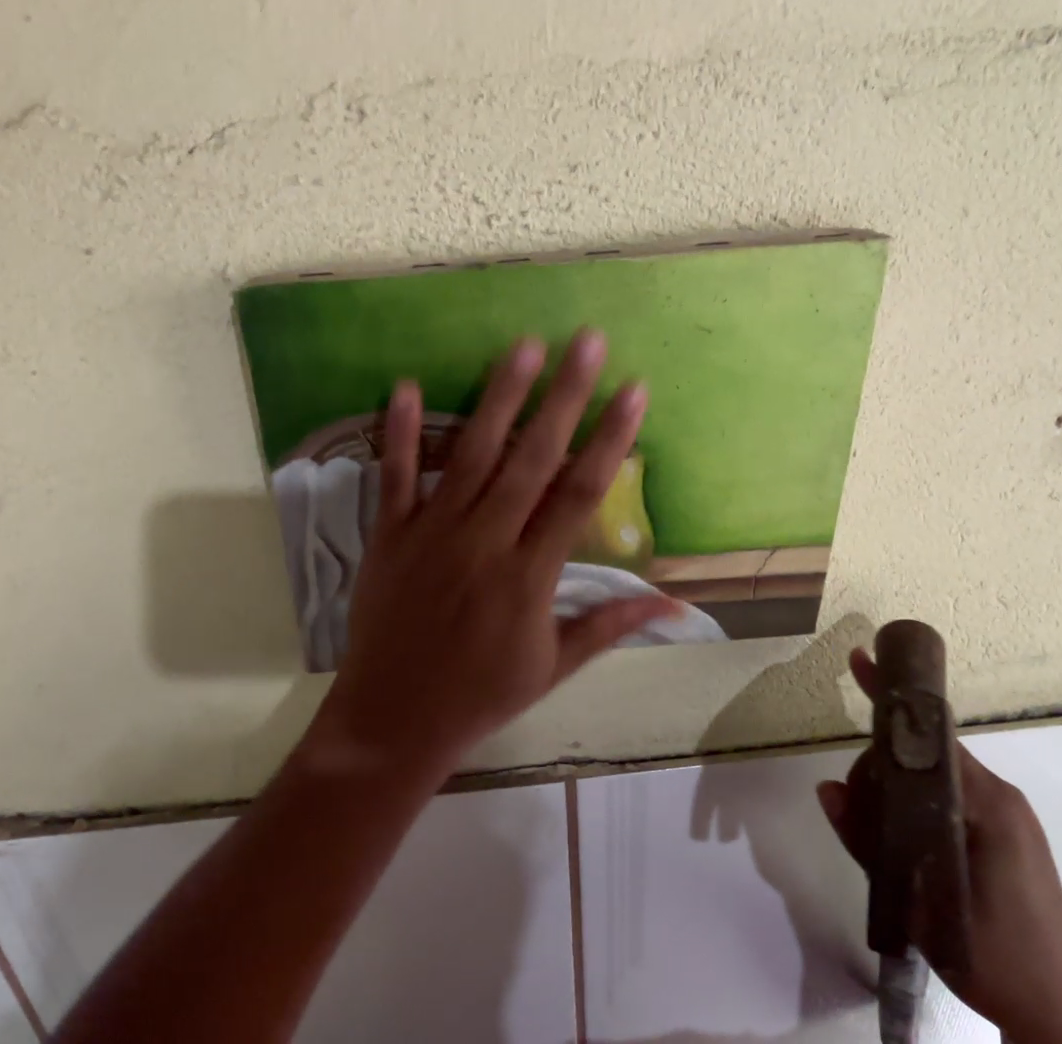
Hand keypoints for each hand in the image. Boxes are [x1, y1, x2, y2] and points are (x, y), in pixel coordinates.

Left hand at [298, 331, 680, 778]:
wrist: (394, 719)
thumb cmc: (480, 696)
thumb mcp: (552, 667)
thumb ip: (608, 625)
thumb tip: (673, 604)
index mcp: (529, 575)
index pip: (579, 494)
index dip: (610, 439)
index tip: (634, 391)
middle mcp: (485, 541)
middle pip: (531, 458)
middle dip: (564, 396)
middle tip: (587, 341)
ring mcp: (432, 533)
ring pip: (470, 454)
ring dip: (498, 397)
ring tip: (523, 346)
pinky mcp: (388, 536)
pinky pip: (393, 477)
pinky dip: (396, 432)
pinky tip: (402, 385)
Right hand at [817, 648, 1061, 1043]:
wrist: (1054, 1012)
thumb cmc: (993, 952)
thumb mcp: (922, 900)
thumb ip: (872, 843)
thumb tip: (828, 789)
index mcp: (989, 804)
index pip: (932, 736)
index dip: (893, 700)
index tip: (863, 661)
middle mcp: (1000, 802)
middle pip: (929, 757)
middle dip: (882, 760)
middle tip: (849, 794)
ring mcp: (1004, 823)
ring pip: (935, 783)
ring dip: (895, 789)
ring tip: (865, 821)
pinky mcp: (1002, 843)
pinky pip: (947, 805)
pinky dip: (913, 807)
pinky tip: (891, 832)